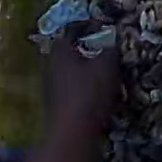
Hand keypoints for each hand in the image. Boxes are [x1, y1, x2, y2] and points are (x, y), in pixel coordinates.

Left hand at [43, 29, 119, 144]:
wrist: (72, 134)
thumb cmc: (89, 92)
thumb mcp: (108, 65)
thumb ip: (111, 49)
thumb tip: (112, 40)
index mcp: (59, 50)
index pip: (71, 30)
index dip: (87, 28)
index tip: (103, 29)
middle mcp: (49, 65)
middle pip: (69, 51)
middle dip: (87, 50)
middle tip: (105, 51)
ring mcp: (50, 86)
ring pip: (70, 70)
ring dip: (85, 70)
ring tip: (105, 73)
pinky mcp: (55, 104)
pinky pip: (71, 88)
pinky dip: (83, 87)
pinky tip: (98, 93)